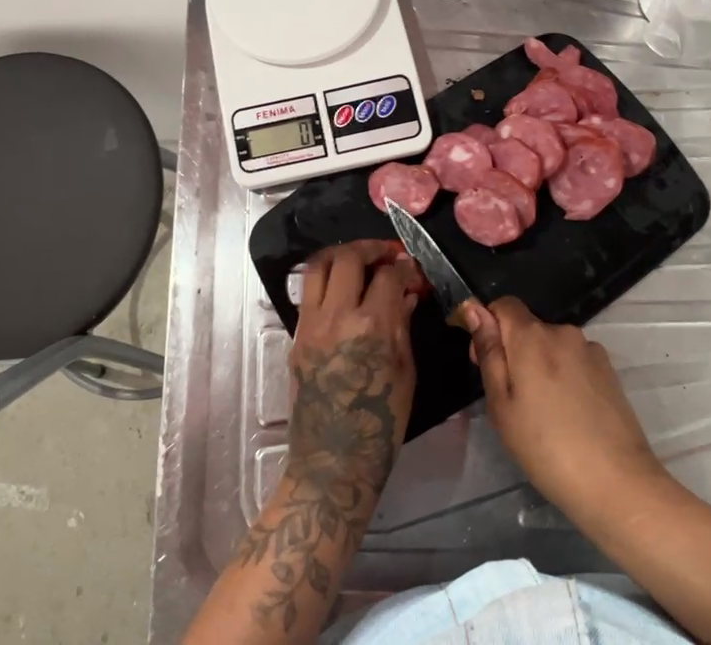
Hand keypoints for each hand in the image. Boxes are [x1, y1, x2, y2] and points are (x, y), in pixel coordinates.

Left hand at [187, 243, 422, 642]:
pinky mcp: (296, 336)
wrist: (333, 460)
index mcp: (371, 326)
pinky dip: (327, 282)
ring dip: (342, 257)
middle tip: (389, 256)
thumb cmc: (381, 423)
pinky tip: (344, 292)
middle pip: (348, 258)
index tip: (414, 269)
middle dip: (372, 249)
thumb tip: (405, 295)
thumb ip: (402, 327)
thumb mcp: (406, 373)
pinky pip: (309, 294)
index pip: (388, 275)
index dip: (406, 266)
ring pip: (319, 267)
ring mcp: (310, 324)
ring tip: (361, 263)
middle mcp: (336, 316)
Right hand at [464, 296, 664, 517]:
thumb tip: (475, 310)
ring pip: (552, 348)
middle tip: (511, 400)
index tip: (484, 361)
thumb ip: (489, 353)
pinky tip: (569, 415)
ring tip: (543, 413)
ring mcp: (592, 352)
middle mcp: (564, 333)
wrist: (617, 483)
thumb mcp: (501, 404)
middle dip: (514, 352)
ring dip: (541, 367)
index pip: (504, 305)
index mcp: (532, 337)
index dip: (488, 325)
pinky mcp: (611, 373)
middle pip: (529, 328)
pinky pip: (574, 363)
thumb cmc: (545, 446)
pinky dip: (564, 378)